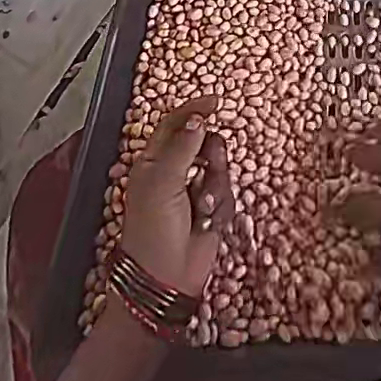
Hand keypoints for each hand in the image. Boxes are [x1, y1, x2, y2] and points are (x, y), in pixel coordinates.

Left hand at [119, 97, 233, 295]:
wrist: (167, 279)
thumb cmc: (154, 228)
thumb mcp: (163, 182)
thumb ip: (182, 147)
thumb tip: (198, 119)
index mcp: (154, 160)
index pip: (175, 124)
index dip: (193, 110)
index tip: (215, 102)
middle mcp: (174, 171)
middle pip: (203, 142)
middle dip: (210, 154)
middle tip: (207, 167)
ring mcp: (194, 189)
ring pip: (219, 167)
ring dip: (215, 185)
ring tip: (203, 206)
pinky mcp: (212, 208)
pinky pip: (227, 192)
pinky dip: (220, 206)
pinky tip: (208, 222)